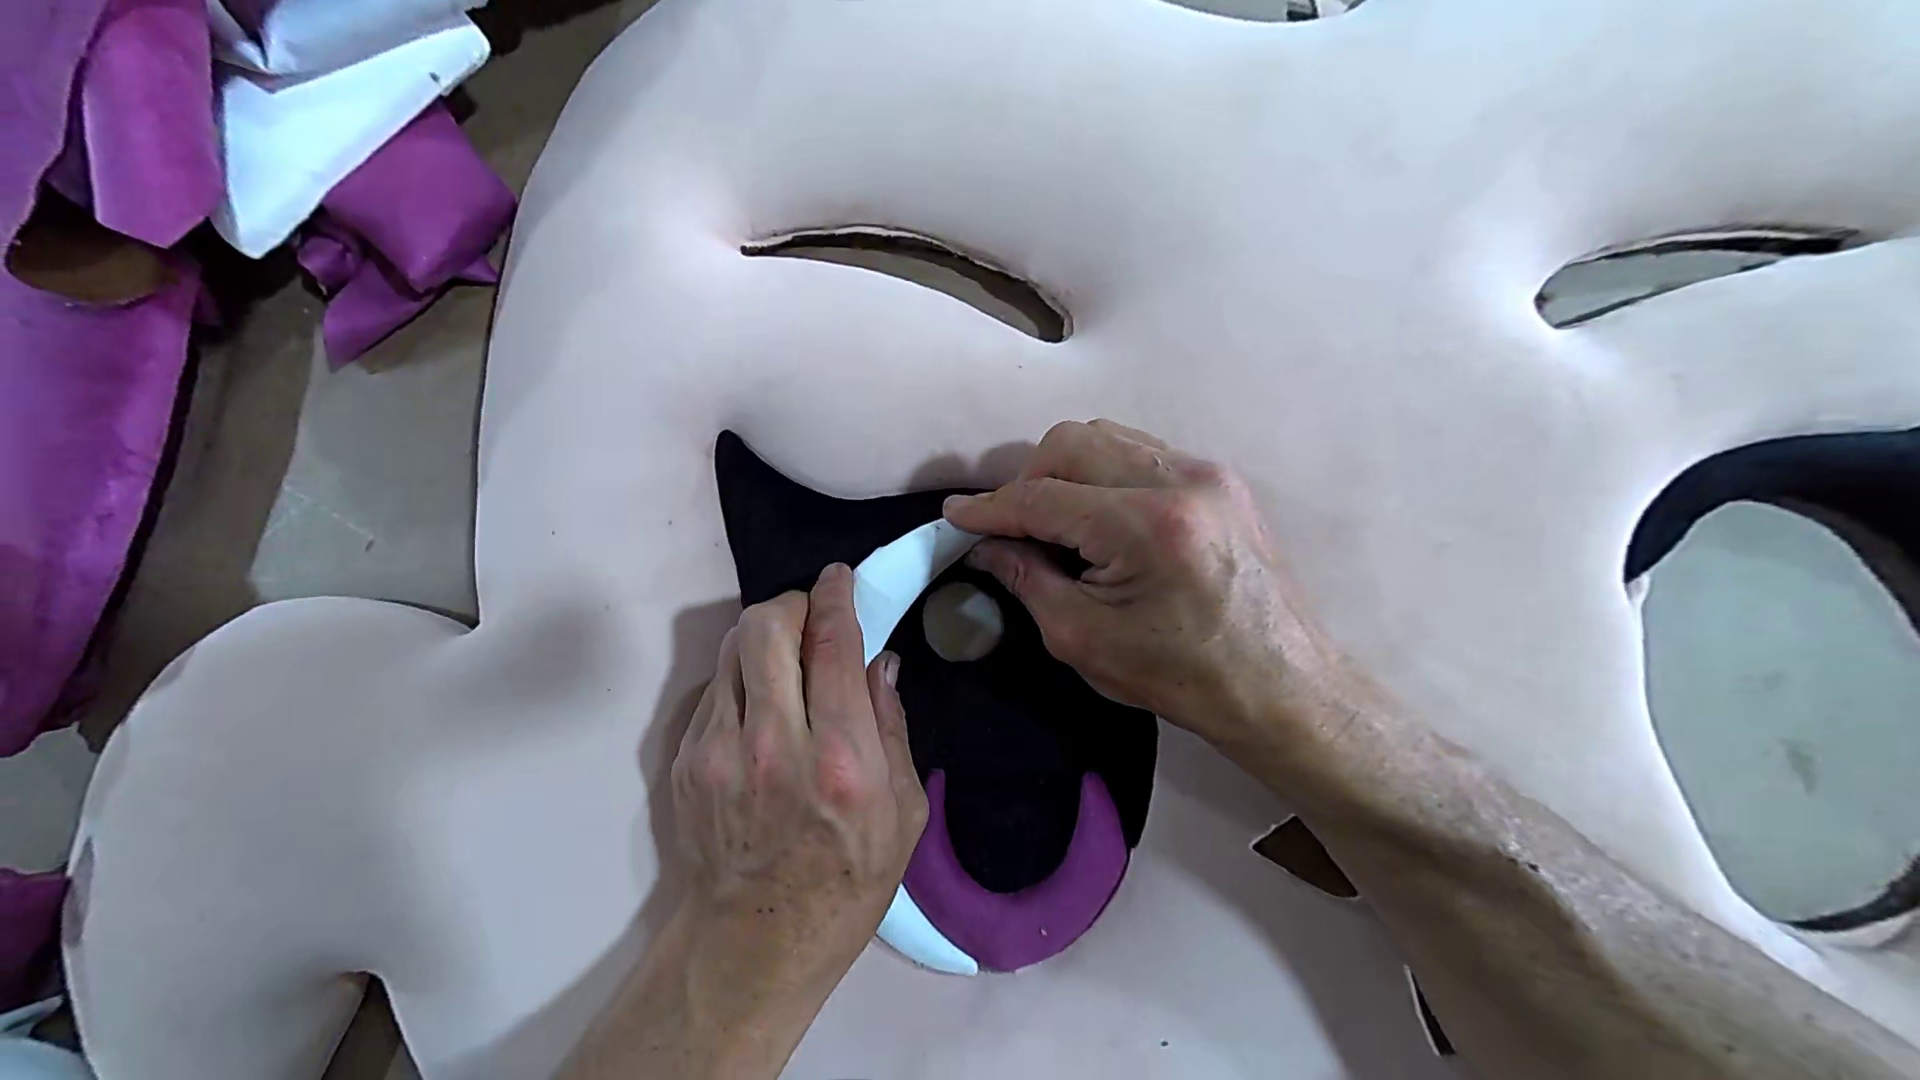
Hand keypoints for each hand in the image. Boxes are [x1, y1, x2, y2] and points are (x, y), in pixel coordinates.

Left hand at [674, 564, 925, 962]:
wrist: (755, 943)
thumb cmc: (847, 880)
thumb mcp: (903, 812)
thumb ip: (891, 726)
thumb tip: (879, 662)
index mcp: (840, 759)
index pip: (833, 645)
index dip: (837, 596)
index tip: (840, 577)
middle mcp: (773, 745)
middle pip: (766, 627)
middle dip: (793, 604)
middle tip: (812, 617)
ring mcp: (717, 752)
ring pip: (732, 647)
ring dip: (765, 637)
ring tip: (787, 661)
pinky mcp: (685, 761)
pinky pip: (715, 685)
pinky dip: (743, 676)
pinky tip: (761, 707)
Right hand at [943, 420, 1364, 764]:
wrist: (1278, 685)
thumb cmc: (1179, 677)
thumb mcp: (1082, 638)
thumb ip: (1025, 578)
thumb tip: (984, 545)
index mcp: (1144, 527)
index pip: (1042, 497)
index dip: (989, 507)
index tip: (955, 515)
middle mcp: (1179, 480)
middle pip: (1070, 443)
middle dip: (1027, 480)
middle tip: (1012, 526)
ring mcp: (1207, 472)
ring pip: (1106, 437)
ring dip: (1065, 471)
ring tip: (1056, 521)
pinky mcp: (1220, 479)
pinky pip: (1140, 452)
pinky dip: (1103, 473)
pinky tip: (1100, 516)